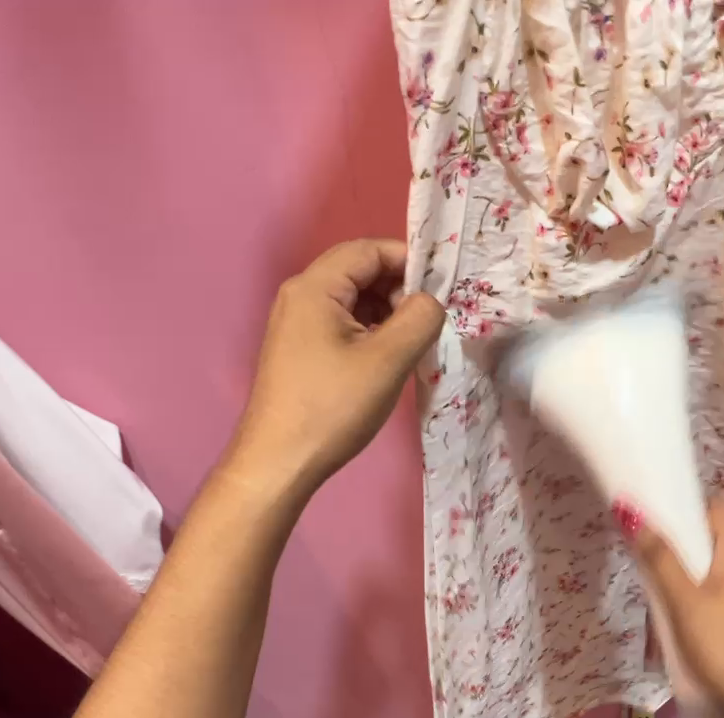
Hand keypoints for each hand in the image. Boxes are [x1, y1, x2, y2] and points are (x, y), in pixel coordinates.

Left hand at [229, 239, 444, 496]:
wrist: (280, 461)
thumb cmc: (333, 407)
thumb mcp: (388, 360)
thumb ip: (419, 319)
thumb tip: (430, 301)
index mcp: (315, 287)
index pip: (368, 249)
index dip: (408, 261)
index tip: (442, 289)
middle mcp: (300, 296)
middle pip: (359, 272)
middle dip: (399, 289)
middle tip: (428, 323)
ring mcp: (296, 325)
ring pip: (352, 301)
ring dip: (387, 314)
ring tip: (413, 344)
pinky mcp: (300, 352)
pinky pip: (342, 326)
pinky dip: (370, 333)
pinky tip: (388, 361)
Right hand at [630, 499, 723, 717]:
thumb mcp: (684, 603)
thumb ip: (659, 558)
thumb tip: (631, 513)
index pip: (715, 506)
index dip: (684, 511)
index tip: (656, 532)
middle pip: (717, 535)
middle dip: (684, 547)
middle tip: (654, 569)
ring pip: (723, 564)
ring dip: (695, 573)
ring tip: (668, 598)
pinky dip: (710, 592)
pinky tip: (695, 620)